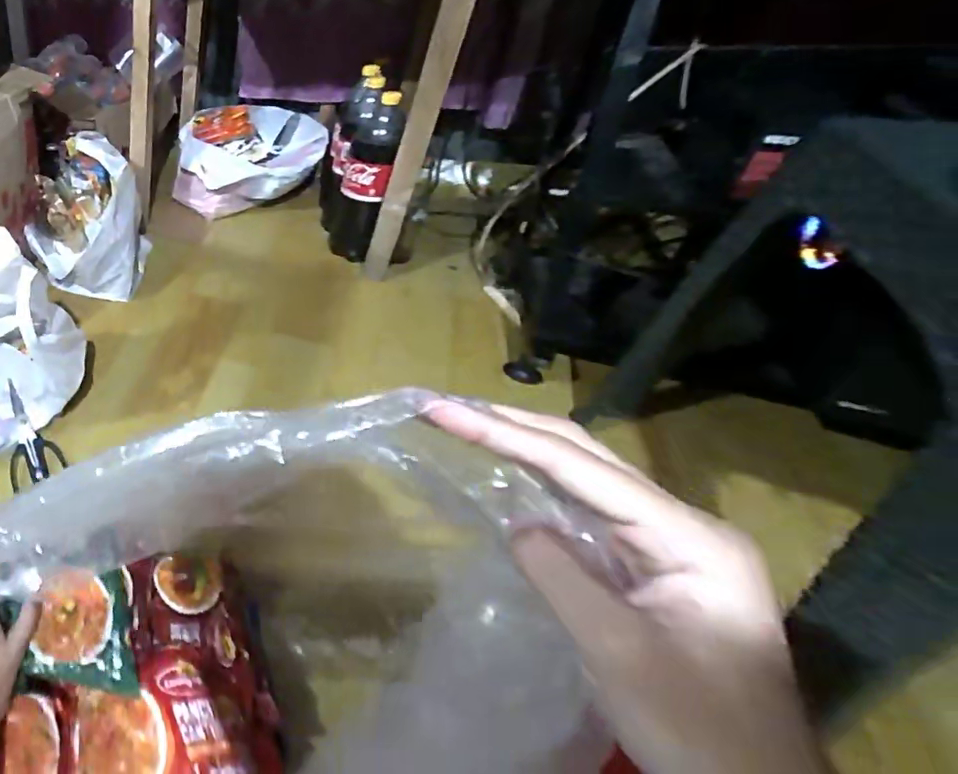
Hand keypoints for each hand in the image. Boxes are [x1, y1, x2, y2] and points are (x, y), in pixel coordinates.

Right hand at [423, 399, 832, 773]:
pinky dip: (532, 480)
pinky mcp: (647, 565)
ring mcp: (668, 545)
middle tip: (440, 406)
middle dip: (508, 424)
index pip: (578, 467)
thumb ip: (558, 571)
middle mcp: (683, 527)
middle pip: (583, 455)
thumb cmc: (695, 726)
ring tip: (458, 422)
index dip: (502, 433)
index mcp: (689, 539)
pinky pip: (580, 506)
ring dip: (518, 444)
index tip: (437, 409)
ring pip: (580, 474)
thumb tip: (514, 519)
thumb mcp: (617, 650)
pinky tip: (499, 468)